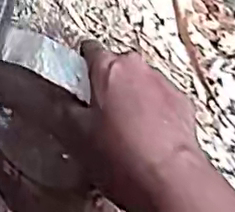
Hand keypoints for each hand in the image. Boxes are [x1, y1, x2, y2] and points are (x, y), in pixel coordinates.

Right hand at [58, 41, 234, 211]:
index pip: (87, 49)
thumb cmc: (127, 159)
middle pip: (114, 67)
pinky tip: (148, 141)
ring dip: (132, 100)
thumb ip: (60, 109)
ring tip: (125, 134)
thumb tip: (52, 101)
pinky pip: (161, 101)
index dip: (79, 68)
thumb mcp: (77, 136)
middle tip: (99, 118)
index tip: (75, 87)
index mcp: (107, 65)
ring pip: (139, 83)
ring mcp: (161, 83)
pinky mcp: (181, 103)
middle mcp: (135, 66)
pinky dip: (155, 115)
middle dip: (107, 87)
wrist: (173, 183)